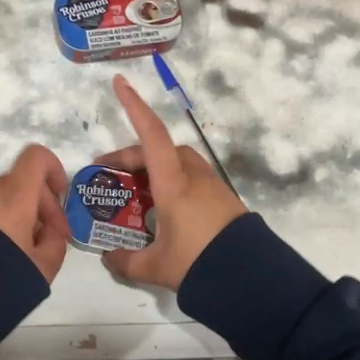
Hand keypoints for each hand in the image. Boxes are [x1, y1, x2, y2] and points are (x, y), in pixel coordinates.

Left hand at [0, 144, 70, 282]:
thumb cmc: (0, 279)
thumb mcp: (43, 268)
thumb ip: (56, 242)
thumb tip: (51, 231)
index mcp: (14, 194)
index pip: (37, 157)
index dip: (55, 170)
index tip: (62, 199)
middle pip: (23, 182)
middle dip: (42, 206)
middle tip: (48, 240)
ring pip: (4, 197)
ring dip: (20, 216)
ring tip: (22, 253)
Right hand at [99, 75, 247, 291]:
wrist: (251, 277)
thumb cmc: (199, 263)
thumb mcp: (156, 267)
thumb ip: (126, 261)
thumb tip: (108, 257)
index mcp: (173, 184)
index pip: (150, 135)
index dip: (134, 106)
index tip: (120, 82)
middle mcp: (193, 176)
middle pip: (161, 149)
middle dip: (134, 155)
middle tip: (113, 174)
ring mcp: (212, 185)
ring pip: (179, 161)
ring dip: (156, 167)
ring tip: (139, 192)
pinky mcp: (223, 198)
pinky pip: (192, 177)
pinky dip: (173, 181)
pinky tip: (165, 207)